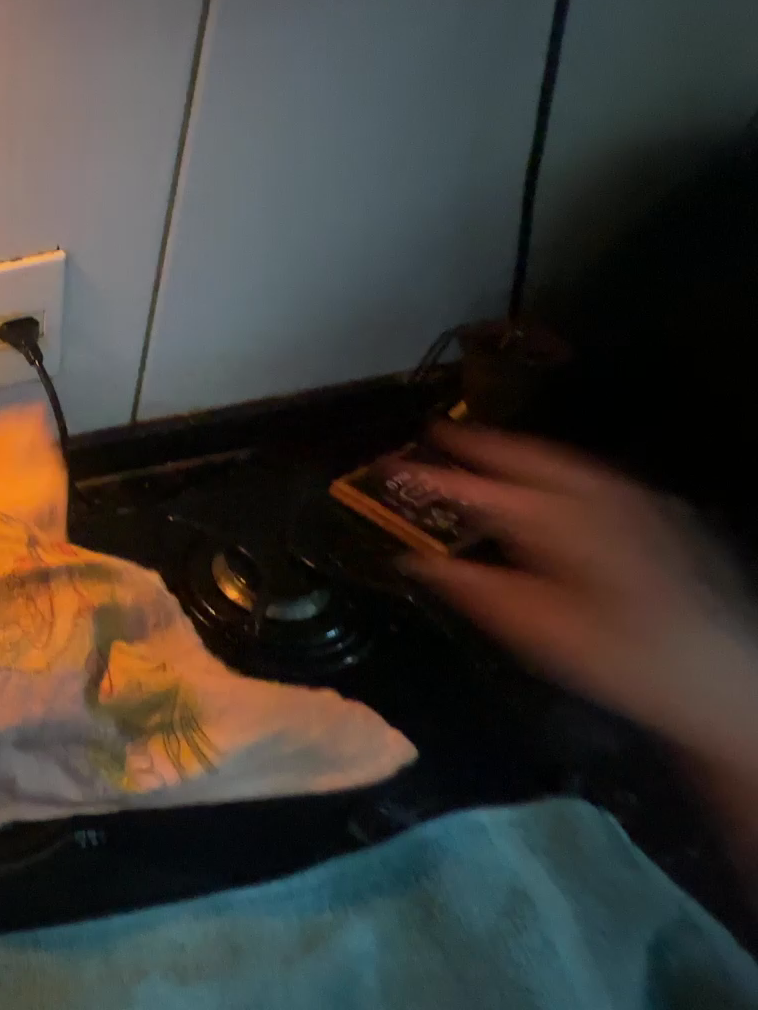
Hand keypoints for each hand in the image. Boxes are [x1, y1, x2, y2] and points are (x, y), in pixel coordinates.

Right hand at [402, 424, 757, 775]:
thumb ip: (469, 586)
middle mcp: (601, 506)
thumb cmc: (616, 656)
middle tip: (437, 433)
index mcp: (559, 527)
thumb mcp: (529, 626)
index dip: (432, 478)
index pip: (480, 493)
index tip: (389, 469)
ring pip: (567, 466)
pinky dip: (556, 469)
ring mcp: (638, 511)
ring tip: (483, 448)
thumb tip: (411, 561)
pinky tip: (546, 481)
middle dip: (482, 445)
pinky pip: (595, 480)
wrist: (723, 680)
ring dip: (519, 453)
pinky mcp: (661, 524)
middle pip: (532, 461)